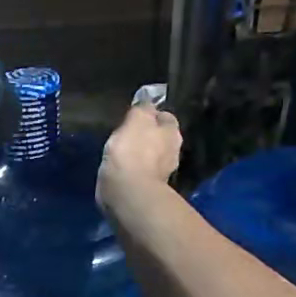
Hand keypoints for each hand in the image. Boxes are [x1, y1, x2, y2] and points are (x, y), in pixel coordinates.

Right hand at [97, 97, 180, 217]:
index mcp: (173, 132)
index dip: (152, 115)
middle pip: (160, 138)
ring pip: (151, 157)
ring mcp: (162, 173)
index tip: (136, 117)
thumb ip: (142, 109)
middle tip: (128, 135)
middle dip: (148, 136)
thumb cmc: (132, 152)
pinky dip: (134, 171)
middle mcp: (173, 151)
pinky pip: (141, 173)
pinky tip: (122, 170)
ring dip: (141, 155)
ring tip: (122, 153)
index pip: (165, 117)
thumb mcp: (136, 120)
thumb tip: (147, 104)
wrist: (128, 193)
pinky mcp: (148, 188)